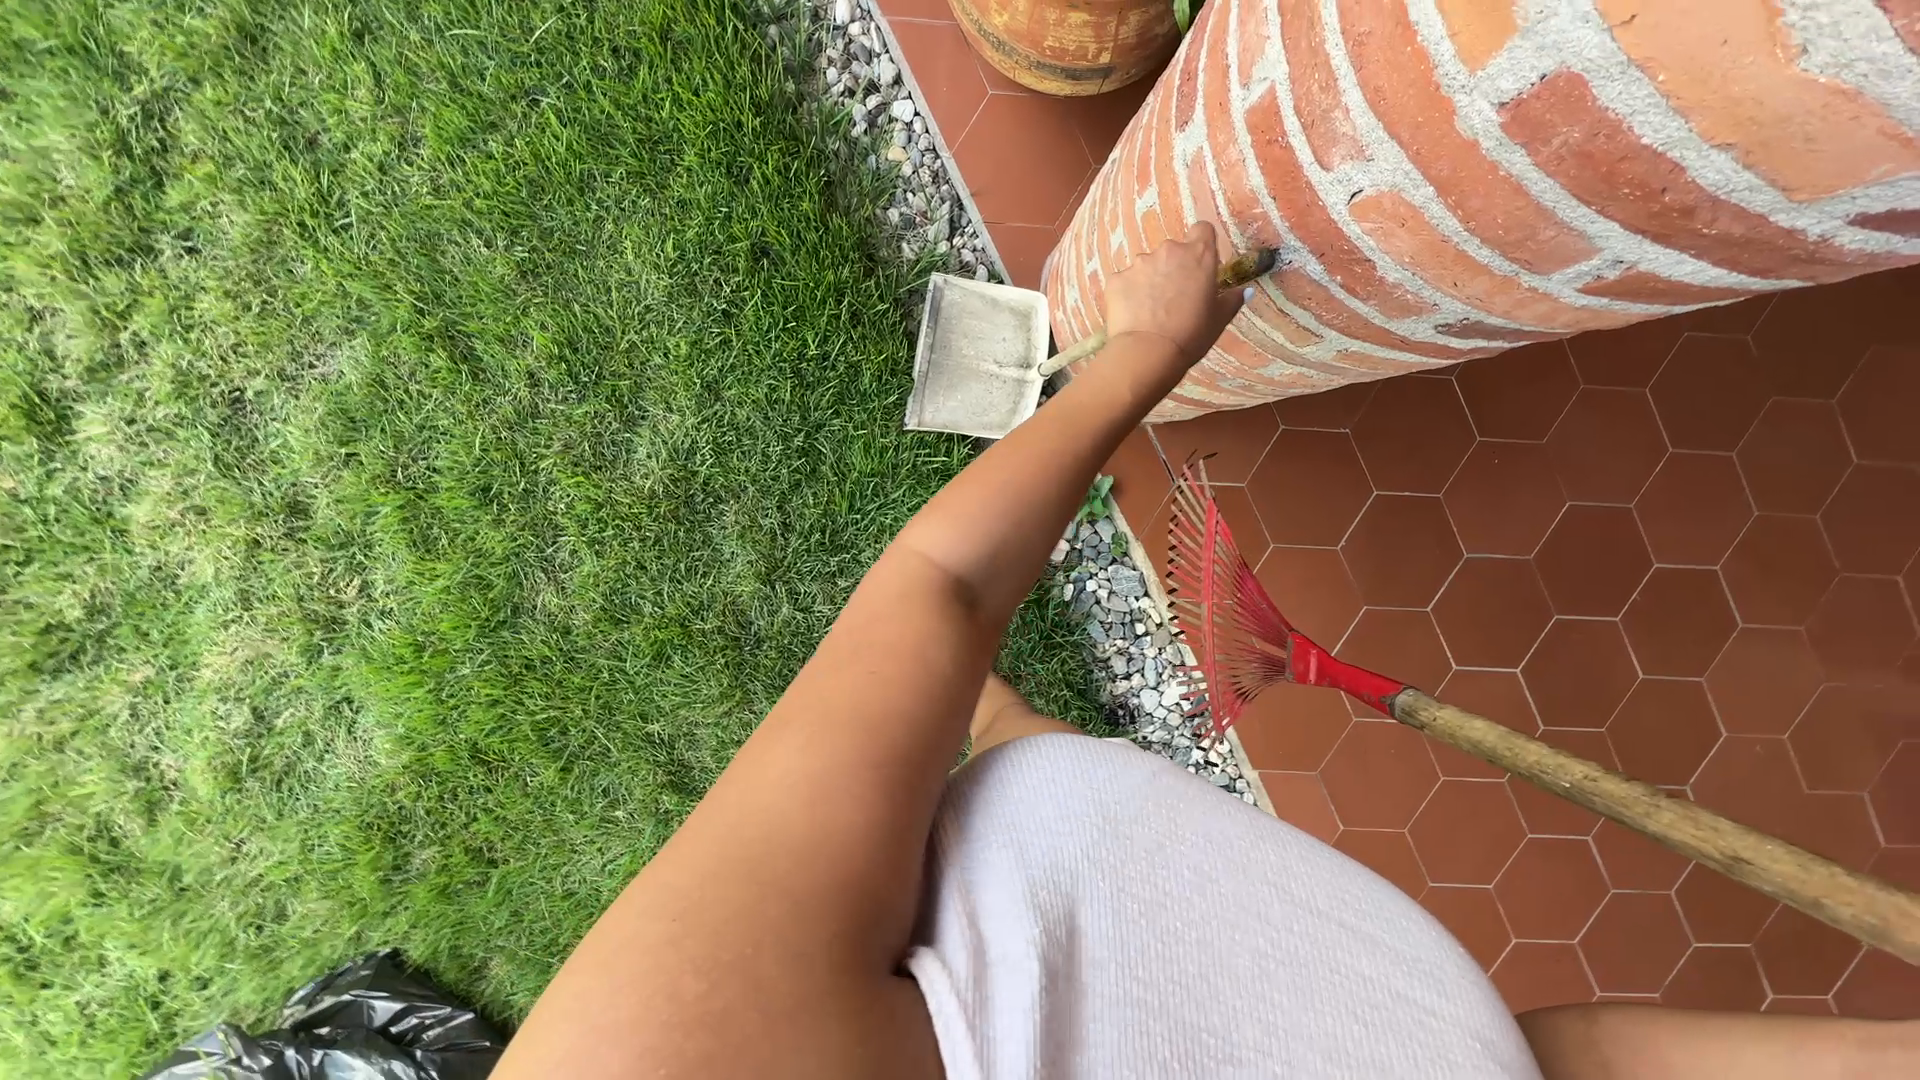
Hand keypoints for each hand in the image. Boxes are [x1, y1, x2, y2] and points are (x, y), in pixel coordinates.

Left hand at [1101, 221, 1247, 370]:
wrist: (1148, 353)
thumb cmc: (1191, 335)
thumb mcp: (1219, 319)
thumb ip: (1232, 299)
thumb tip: (1244, 291)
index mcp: (1199, 254)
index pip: (1202, 230)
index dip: (1201, 244)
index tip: (1199, 265)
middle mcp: (1169, 251)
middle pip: (1172, 251)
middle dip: (1173, 268)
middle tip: (1173, 297)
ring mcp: (1139, 263)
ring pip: (1146, 266)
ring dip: (1149, 281)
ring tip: (1150, 310)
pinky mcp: (1116, 279)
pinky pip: (1124, 282)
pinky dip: (1128, 294)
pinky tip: (1132, 315)